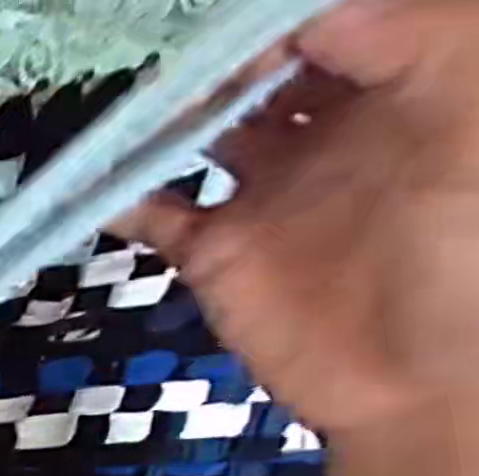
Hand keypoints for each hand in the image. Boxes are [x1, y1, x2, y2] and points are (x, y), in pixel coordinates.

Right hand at [116, 0, 478, 435]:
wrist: (425, 377)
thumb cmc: (471, 248)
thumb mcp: (477, 127)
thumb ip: (424, 48)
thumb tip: (311, 19)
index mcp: (417, 91)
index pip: (349, 30)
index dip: (297, 21)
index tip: (244, 30)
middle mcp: (337, 133)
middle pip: (268, 79)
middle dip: (222, 67)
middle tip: (179, 71)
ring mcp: (265, 195)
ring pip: (203, 140)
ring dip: (164, 127)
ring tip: (128, 121)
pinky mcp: (211, 249)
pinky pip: (156, 215)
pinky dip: (120, 202)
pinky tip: (96, 191)